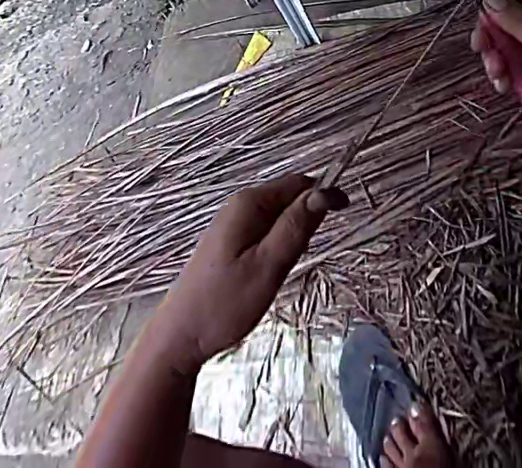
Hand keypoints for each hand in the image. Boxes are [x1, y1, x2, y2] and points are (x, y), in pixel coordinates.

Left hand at [147, 175, 346, 373]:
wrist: (178, 339)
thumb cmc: (223, 304)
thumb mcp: (267, 267)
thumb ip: (296, 228)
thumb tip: (325, 192)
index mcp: (250, 203)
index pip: (299, 183)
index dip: (323, 196)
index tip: (343, 218)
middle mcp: (241, 204)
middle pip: (290, 197)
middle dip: (305, 221)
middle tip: (296, 259)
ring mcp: (234, 223)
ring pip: (280, 216)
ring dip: (292, 236)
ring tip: (280, 270)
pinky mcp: (231, 241)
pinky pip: (267, 231)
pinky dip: (278, 246)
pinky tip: (268, 273)